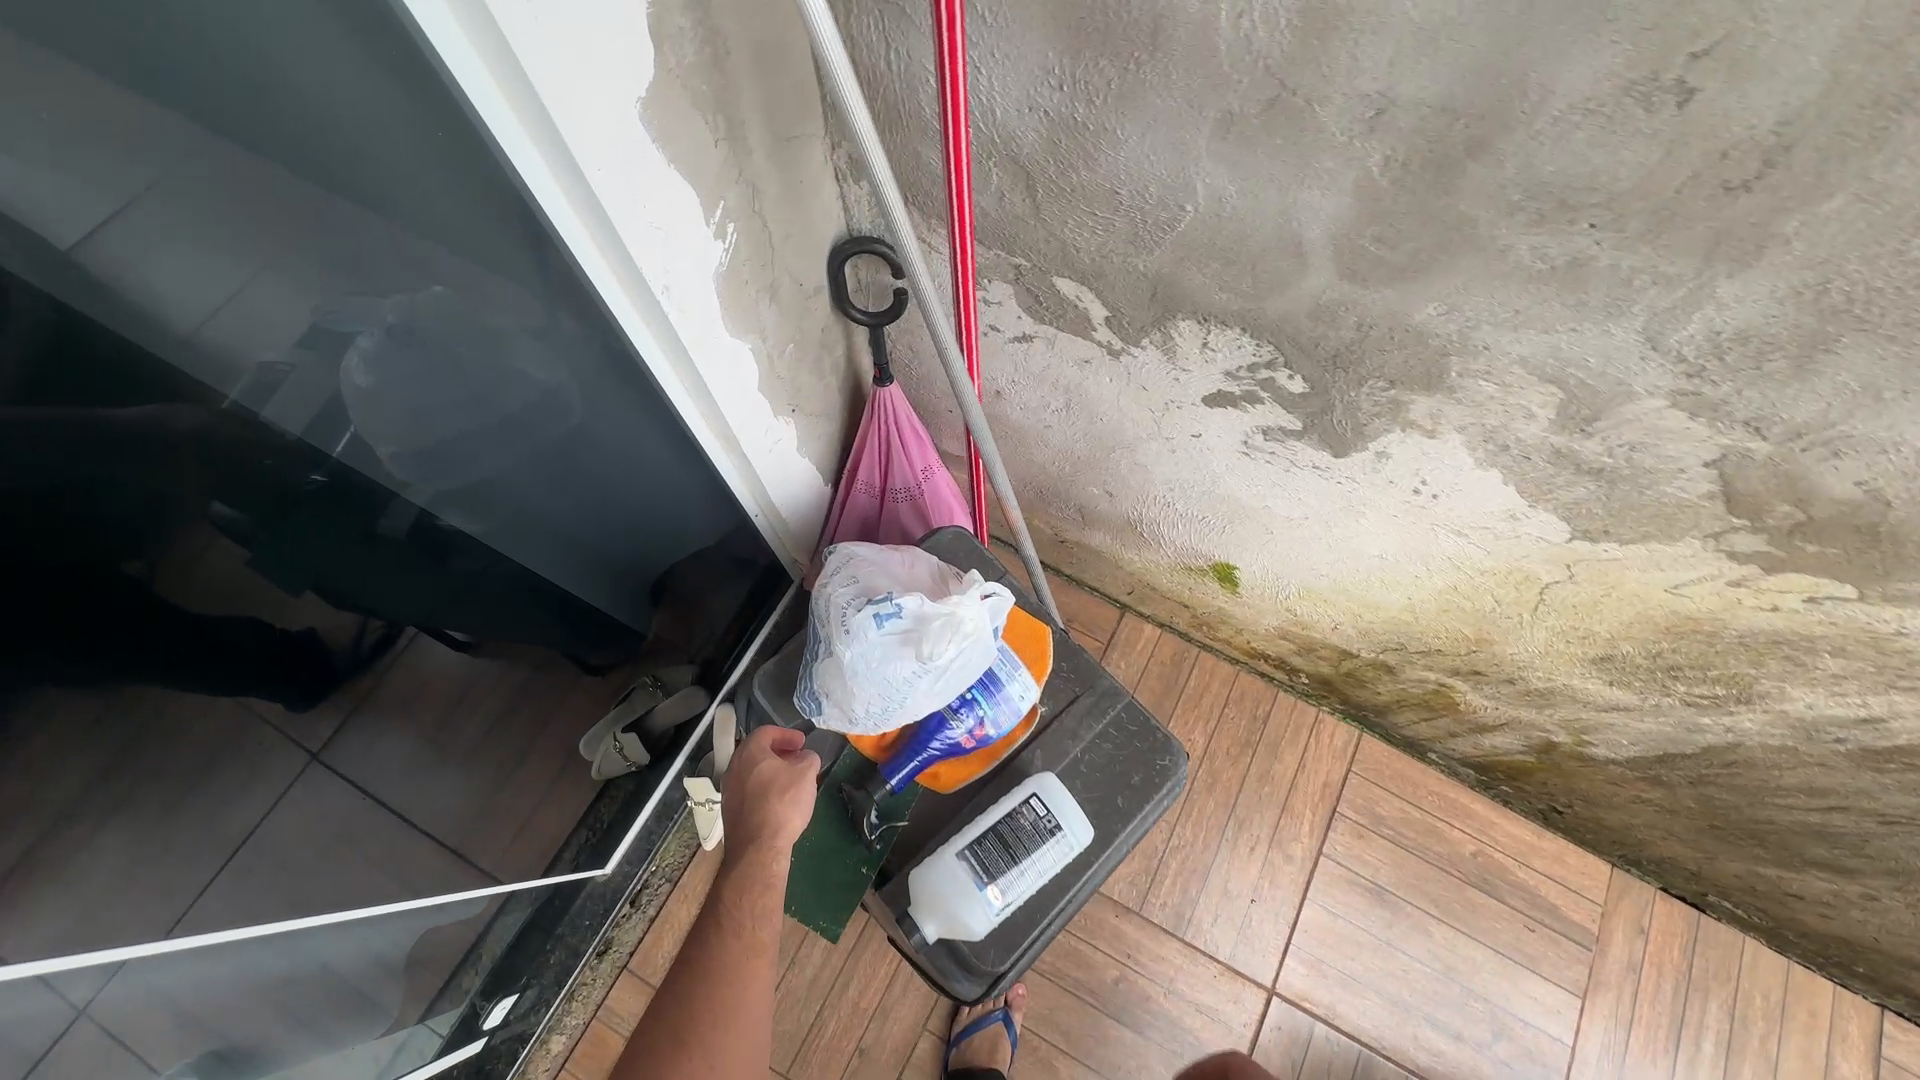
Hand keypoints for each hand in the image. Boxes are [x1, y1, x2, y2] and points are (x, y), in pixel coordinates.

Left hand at [721, 726, 819, 862]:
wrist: (758, 848)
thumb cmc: (782, 804)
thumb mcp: (806, 775)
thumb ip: (809, 758)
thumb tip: (806, 757)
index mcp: (750, 753)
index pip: (766, 732)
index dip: (786, 733)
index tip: (801, 742)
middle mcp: (734, 768)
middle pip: (756, 751)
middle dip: (778, 752)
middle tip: (796, 757)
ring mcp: (728, 791)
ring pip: (751, 772)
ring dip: (771, 771)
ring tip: (790, 779)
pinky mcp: (730, 811)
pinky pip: (748, 790)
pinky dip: (763, 788)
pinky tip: (778, 800)